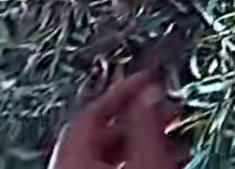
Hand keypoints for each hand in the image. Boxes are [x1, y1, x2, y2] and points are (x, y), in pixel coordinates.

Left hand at [50, 70, 181, 168]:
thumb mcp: (146, 156)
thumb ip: (145, 119)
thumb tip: (149, 85)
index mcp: (70, 159)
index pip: (90, 111)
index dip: (122, 88)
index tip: (149, 74)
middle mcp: (64, 168)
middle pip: (98, 130)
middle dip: (136, 114)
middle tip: (166, 105)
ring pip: (103, 150)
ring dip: (138, 136)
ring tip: (169, 132)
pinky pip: (106, 165)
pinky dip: (130, 155)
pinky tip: (157, 154)